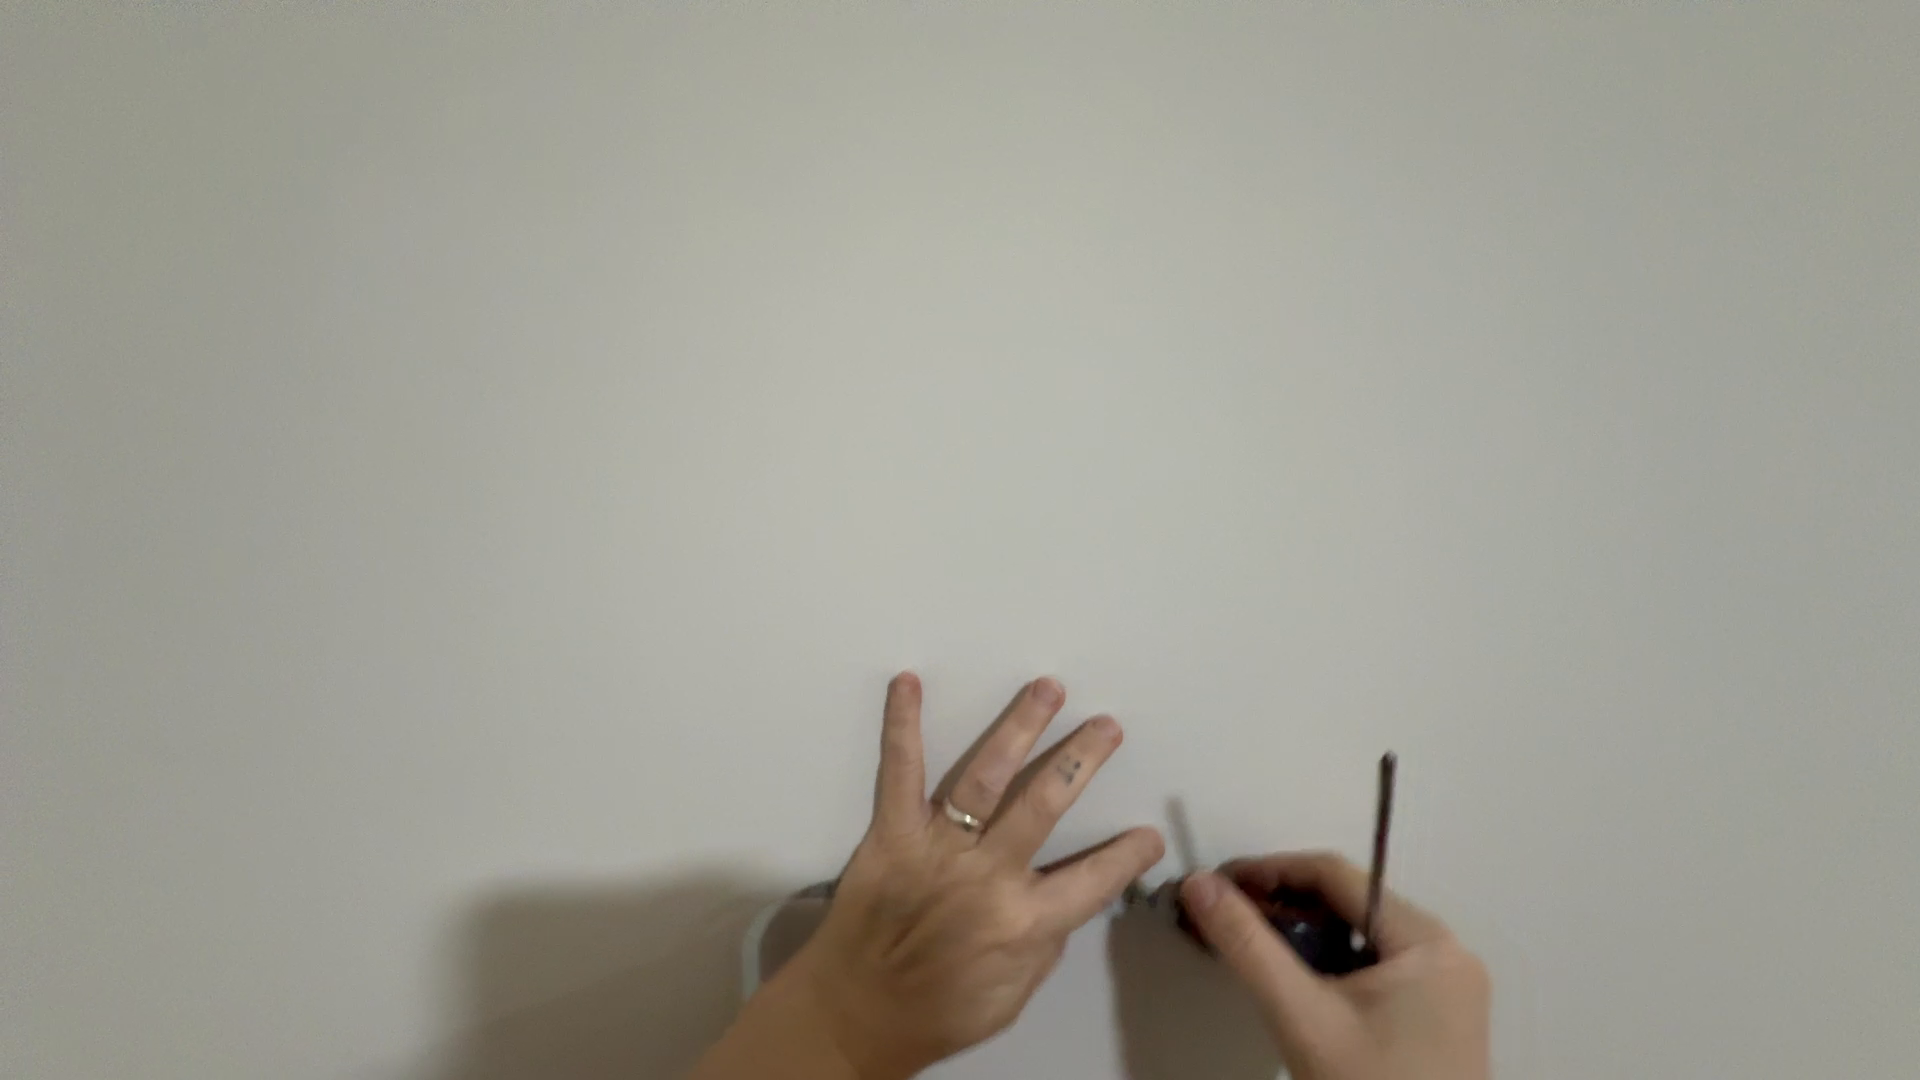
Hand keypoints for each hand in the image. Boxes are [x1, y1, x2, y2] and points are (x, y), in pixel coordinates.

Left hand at [786, 673, 1165, 1077]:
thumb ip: (1044, 942)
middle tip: (1107, 725)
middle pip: (1044, 804)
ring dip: (1020, 727)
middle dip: (1080, 759)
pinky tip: (908, 682)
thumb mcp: (1013, 995)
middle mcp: (987, 875)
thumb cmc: (940, 1009)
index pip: (1093, 880)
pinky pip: (900, 771)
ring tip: (1047, 688)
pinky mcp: (893, 832)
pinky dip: (903, 723)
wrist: (855, 1014)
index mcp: (1024, 922)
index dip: (1126, 856)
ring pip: (986, 776)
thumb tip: (1065, 894)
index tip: (1151, 833)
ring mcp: (938, 847)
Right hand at [1179, 852, 1490, 1079]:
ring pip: (1350, 929)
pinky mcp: (1429, 1011)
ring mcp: (1439, 983)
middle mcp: (1442, 950)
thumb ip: (1247, 945)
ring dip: (1293, 928)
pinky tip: (1281, 972)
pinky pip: (1363, 959)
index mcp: (1426, 940)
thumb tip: (1196, 882)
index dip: (1268, 870)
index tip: (1216, 884)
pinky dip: (1318, 956)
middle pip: (1342, 899)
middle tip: (1222, 913)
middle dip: (1276, 901)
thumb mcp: (1302, 1018)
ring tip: (1242, 940)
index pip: (1333, 874)